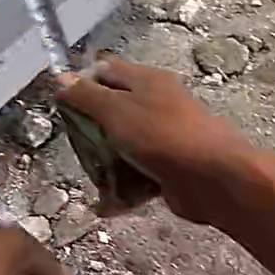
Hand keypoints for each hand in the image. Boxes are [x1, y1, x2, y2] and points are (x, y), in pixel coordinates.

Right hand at [56, 53, 258, 224]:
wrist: (214, 179)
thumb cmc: (162, 136)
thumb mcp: (116, 111)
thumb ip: (86, 96)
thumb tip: (60, 78)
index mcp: (145, 81)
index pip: (105, 70)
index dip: (82, 81)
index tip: (61, 103)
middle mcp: (155, 104)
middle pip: (111, 110)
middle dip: (90, 130)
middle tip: (77, 145)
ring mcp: (162, 137)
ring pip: (121, 145)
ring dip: (105, 163)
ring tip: (93, 178)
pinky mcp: (166, 167)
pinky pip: (136, 173)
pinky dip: (122, 187)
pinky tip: (106, 204)